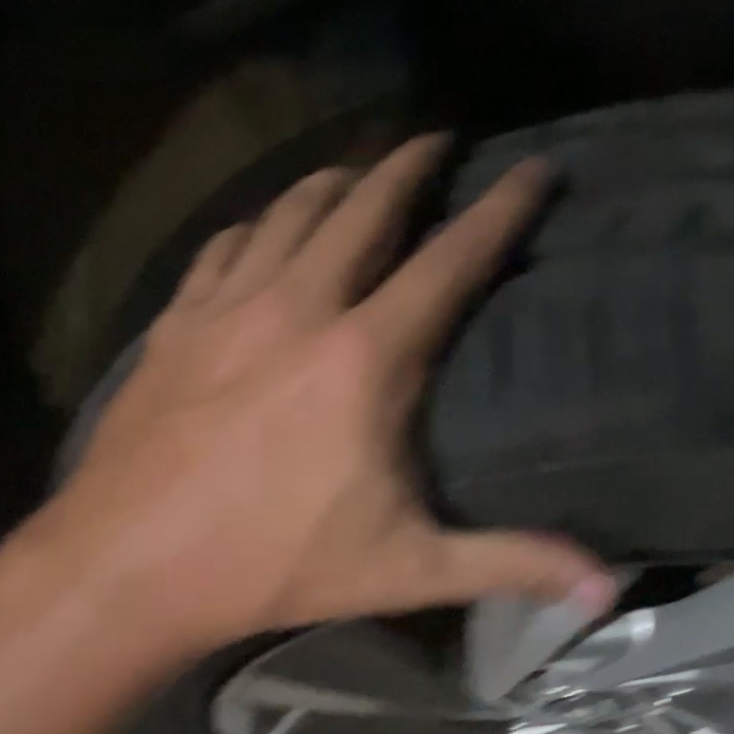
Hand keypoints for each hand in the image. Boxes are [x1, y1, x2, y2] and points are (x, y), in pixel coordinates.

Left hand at [26, 134, 616, 657]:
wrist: (128, 566)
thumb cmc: (273, 566)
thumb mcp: (404, 569)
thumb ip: (507, 564)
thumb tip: (604, 590)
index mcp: (364, 358)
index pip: (450, 259)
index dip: (500, 208)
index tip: (532, 168)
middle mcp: (298, 307)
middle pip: (364, 206)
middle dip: (408, 165)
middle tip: (437, 143)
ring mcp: (227, 306)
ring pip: (289, 210)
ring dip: (333, 182)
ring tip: (359, 175)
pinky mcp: (175, 322)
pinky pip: (224, 244)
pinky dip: (257, 224)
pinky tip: (264, 231)